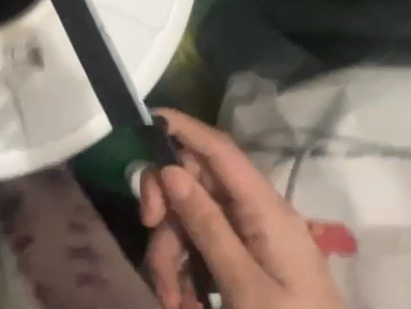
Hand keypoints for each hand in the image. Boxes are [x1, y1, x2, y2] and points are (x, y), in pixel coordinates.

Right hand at [136, 110, 345, 308]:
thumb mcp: (247, 288)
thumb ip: (208, 227)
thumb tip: (170, 169)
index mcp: (267, 211)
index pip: (220, 150)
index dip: (183, 128)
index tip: (143, 121)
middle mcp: (259, 217)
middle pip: (196, 185)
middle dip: (166, 210)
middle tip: (148, 230)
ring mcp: (253, 242)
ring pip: (191, 222)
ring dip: (170, 254)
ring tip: (171, 300)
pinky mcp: (248, 267)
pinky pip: (202, 251)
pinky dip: (184, 273)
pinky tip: (182, 303)